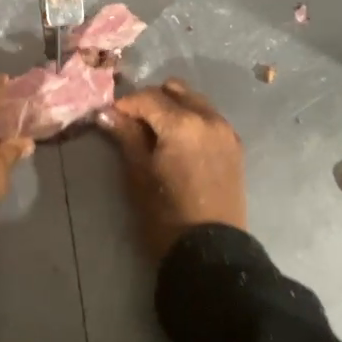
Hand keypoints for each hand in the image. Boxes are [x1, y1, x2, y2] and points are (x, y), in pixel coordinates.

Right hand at [97, 78, 247, 256]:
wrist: (211, 252)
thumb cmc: (167, 214)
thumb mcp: (139, 174)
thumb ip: (126, 136)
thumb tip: (107, 112)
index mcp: (182, 123)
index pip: (148, 97)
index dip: (126, 103)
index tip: (111, 115)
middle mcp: (208, 117)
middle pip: (174, 90)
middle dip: (152, 100)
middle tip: (134, 122)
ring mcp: (226, 130)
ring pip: (194, 100)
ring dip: (174, 107)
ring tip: (157, 131)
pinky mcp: (235, 145)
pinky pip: (209, 117)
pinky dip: (192, 119)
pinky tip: (180, 142)